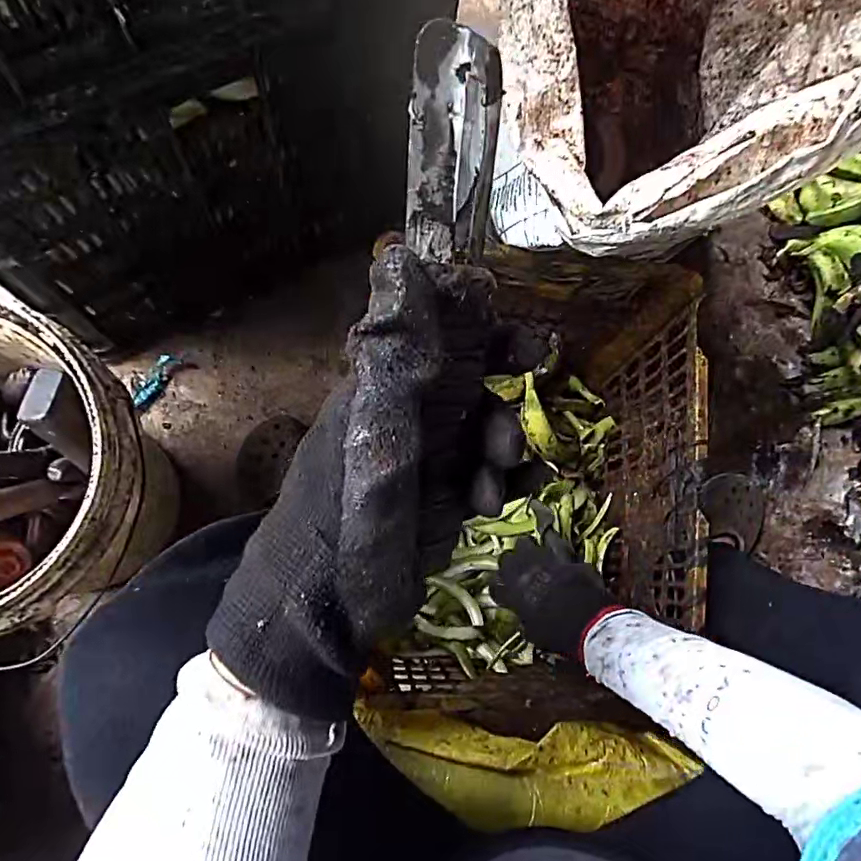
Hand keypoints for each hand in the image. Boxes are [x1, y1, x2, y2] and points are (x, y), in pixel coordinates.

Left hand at [205, 245, 492, 718]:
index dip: (494, 334)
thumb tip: (401, 259)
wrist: (328, 601)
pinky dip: (505, 484)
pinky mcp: (445, 498)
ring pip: (491, 434)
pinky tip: (495, 502)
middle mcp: (415, 415)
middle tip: (516, 432)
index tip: (531, 353)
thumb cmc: (348, 511)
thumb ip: (399, 354)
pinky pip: (492, 476)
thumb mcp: (374, 428)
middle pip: (480, 386)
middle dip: (507, 404)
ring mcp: (432, 458)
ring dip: (505, 451)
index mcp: (393, 387)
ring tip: (492, 481)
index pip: (448, 337)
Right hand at [492, 538, 620, 659]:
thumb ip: (524, 620)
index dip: (497, 588)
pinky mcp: (567, 556)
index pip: (495, 585)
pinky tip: (554, 548)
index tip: (502, 592)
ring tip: (532, 556)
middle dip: (509, 564)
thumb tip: (523, 617)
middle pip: (506, 559)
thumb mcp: (534, 634)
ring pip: (526, 543)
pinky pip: (554, 543)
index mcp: (514, 594)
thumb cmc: (560, 634)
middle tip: (515, 572)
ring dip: (527, 550)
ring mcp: (545, 560)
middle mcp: (525, 572)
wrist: (592, 622)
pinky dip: (553, 545)